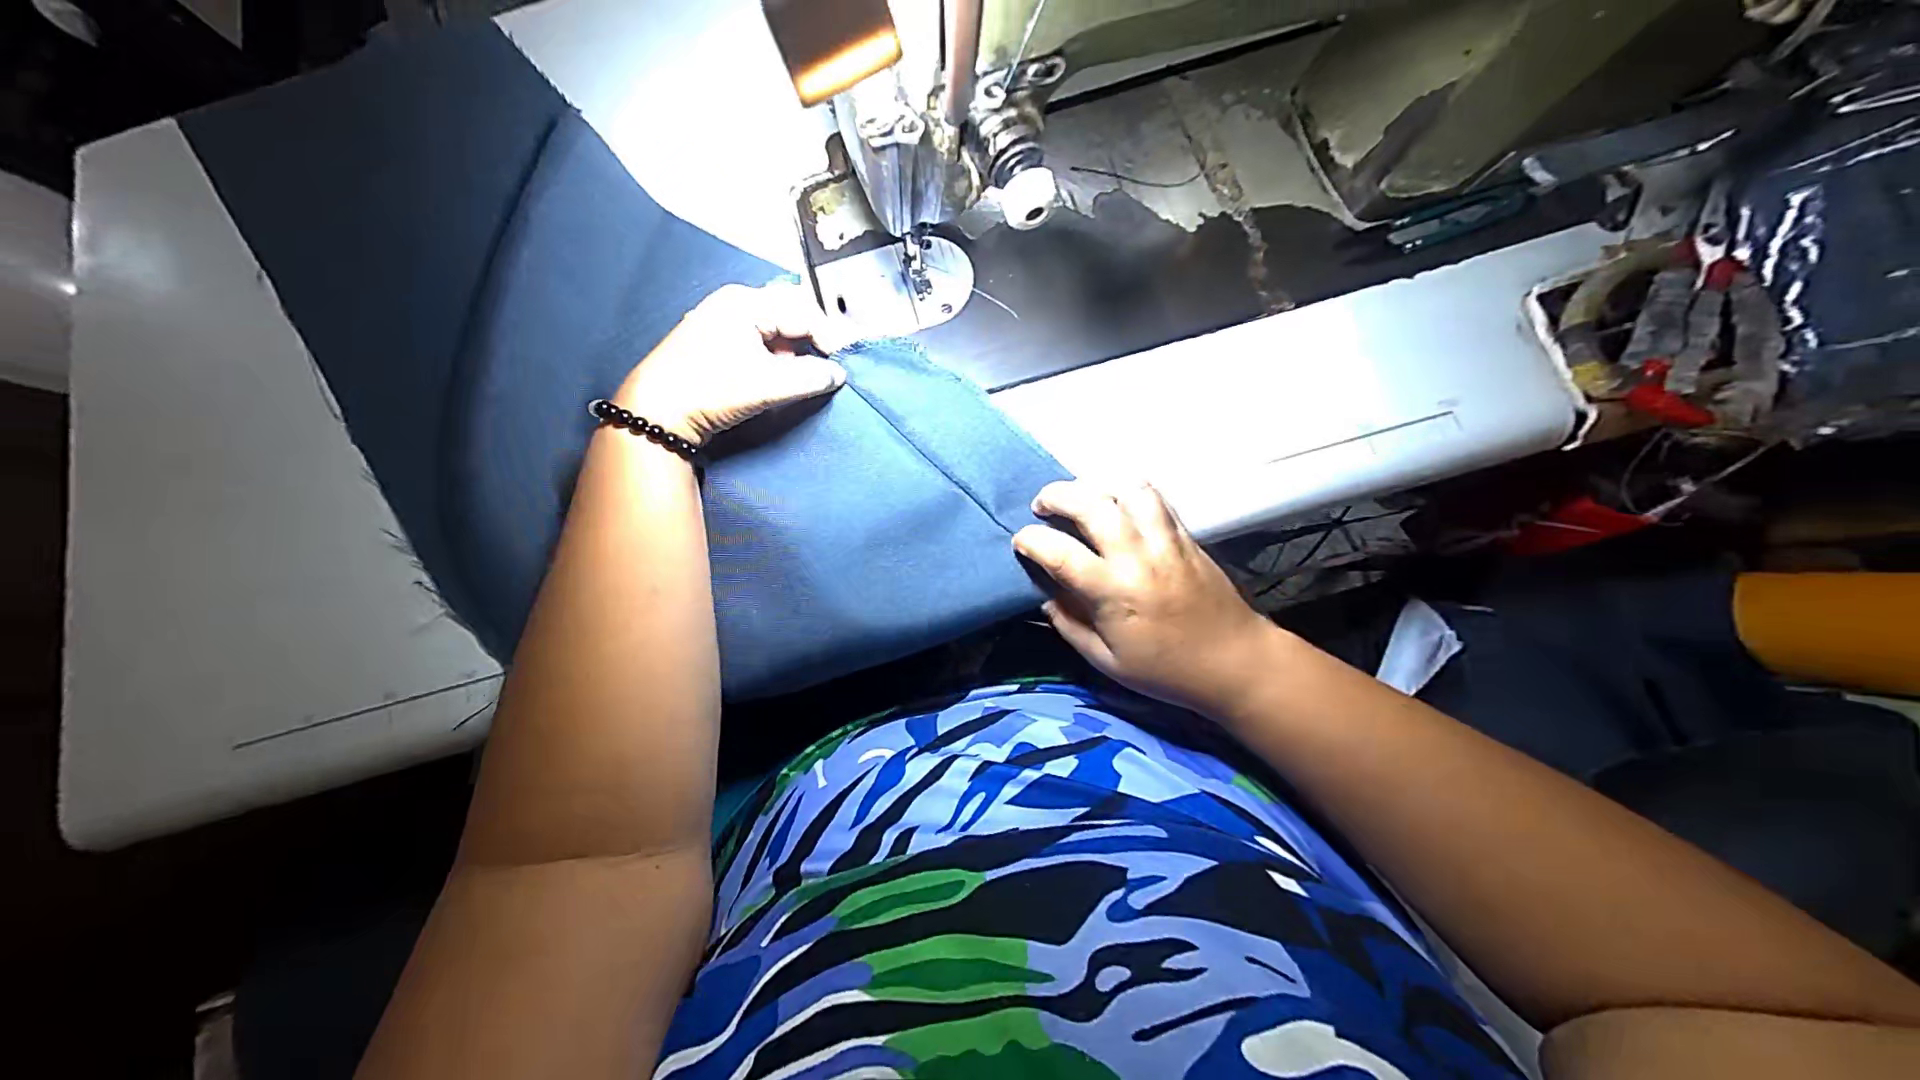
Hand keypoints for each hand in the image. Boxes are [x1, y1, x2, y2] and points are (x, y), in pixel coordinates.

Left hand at [614, 282, 856, 444]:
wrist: (657, 412)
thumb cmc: (707, 389)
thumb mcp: (768, 385)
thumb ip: (811, 377)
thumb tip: (837, 374)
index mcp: (746, 301)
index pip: (804, 311)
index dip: (830, 338)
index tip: (844, 363)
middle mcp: (734, 303)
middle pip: (791, 314)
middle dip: (813, 341)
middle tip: (829, 366)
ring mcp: (723, 320)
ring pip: (777, 329)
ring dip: (794, 352)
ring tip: (801, 376)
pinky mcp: (718, 342)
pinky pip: (760, 341)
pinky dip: (776, 357)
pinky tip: (778, 377)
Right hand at [1013, 480, 1285, 718]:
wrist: (1234, 661)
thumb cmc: (1165, 670)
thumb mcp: (1106, 660)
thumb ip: (1069, 624)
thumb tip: (1046, 595)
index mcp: (1113, 592)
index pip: (1060, 553)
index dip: (1031, 541)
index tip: (1021, 542)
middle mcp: (1138, 557)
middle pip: (1092, 504)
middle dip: (1057, 496)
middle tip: (1042, 505)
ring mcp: (1166, 541)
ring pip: (1128, 490)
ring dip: (1096, 486)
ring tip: (1083, 500)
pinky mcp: (1186, 536)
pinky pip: (1155, 499)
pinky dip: (1128, 492)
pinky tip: (1117, 504)